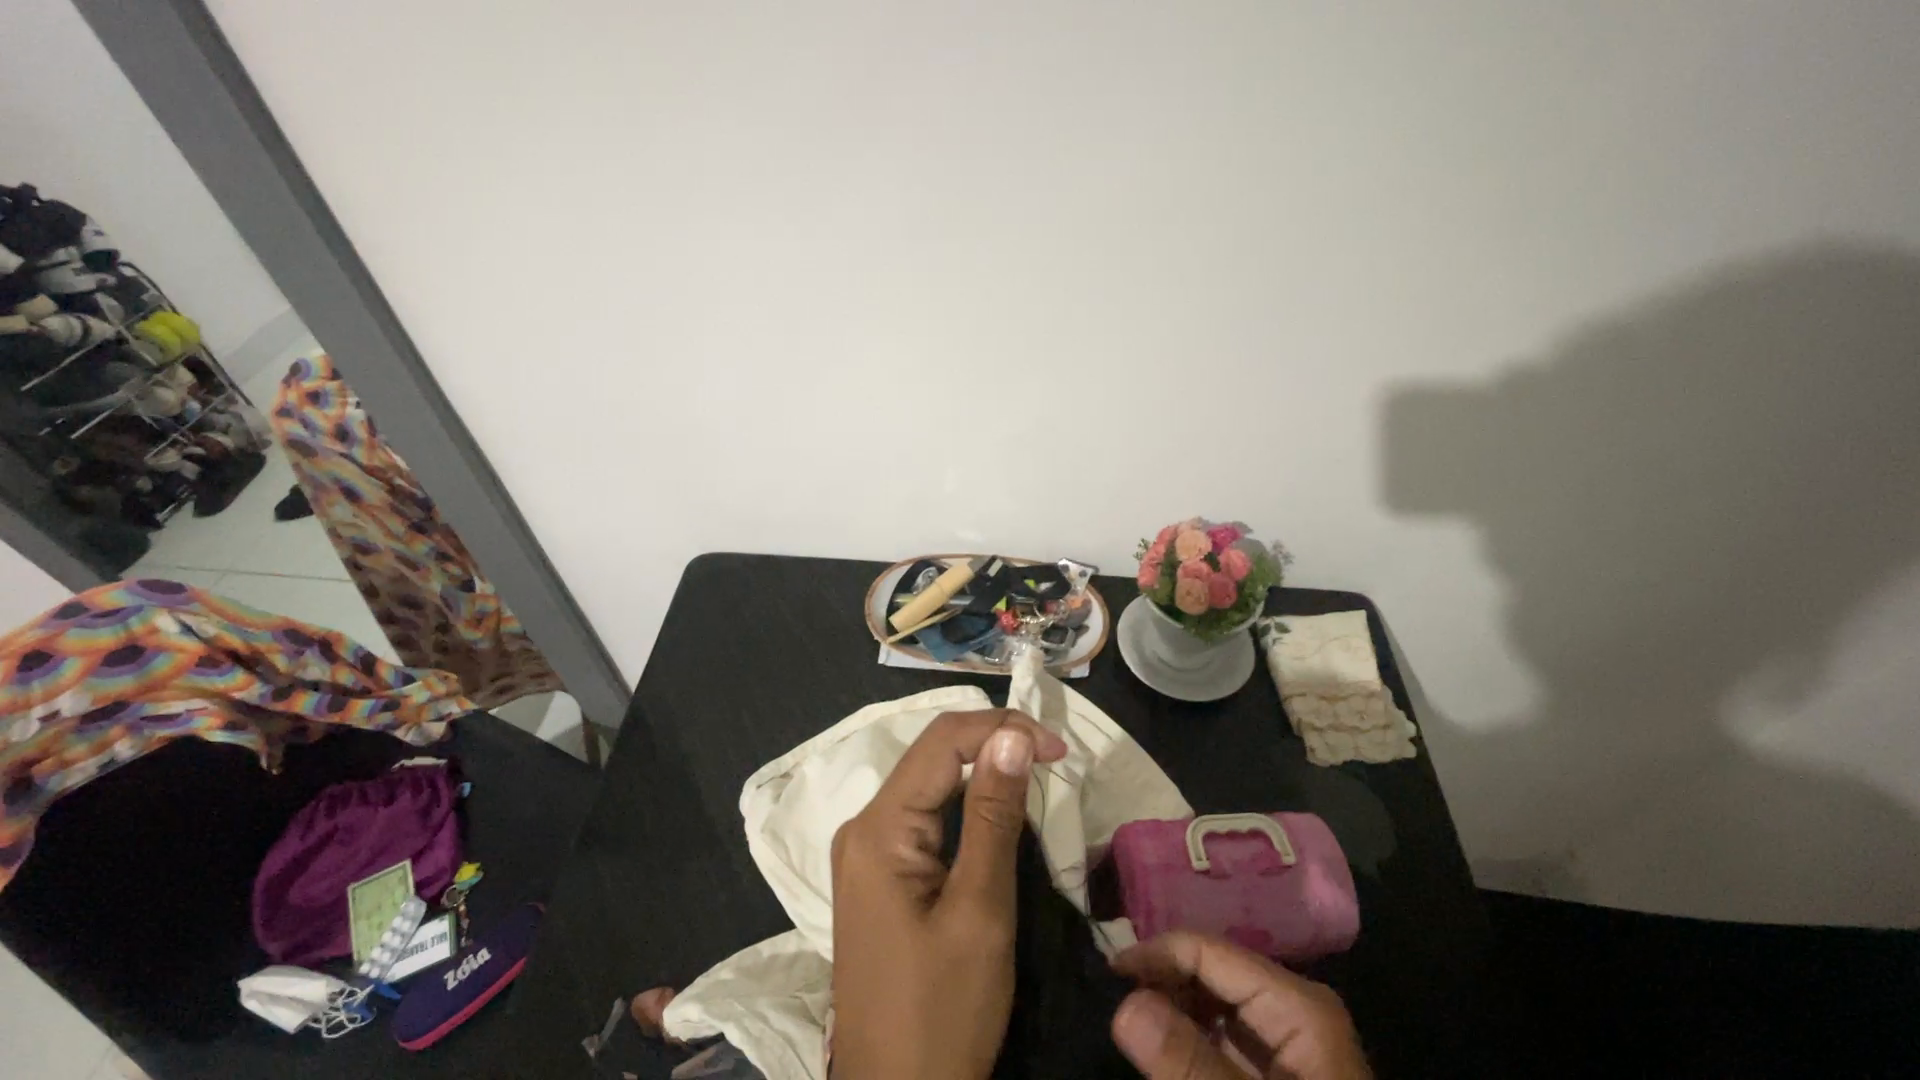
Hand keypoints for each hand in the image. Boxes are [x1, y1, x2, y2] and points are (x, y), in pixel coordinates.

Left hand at [829, 709, 1068, 1079]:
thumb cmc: (942, 1010)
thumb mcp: (979, 910)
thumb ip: (993, 817)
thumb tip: (1011, 736)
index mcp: (878, 829)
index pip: (941, 742)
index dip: (1002, 729)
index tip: (1061, 750)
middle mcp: (863, 828)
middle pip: (930, 757)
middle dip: (993, 744)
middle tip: (1056, 760)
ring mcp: (866, 855)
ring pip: (928, 785)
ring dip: (981, 772)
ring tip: (1038, 776)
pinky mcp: (879, 878)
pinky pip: (923, 820)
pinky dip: (964, 806)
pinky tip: (997, 812)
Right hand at [1111, 931, 1370, 1079]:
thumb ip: (1192, 1065)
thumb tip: (1124, 1005)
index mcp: (1296, 1003)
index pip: (1205, 950)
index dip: (1150, 958)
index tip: (1101, 986)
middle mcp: (1290, 1007)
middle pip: (1206, 972)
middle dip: (1157, 987)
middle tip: (1106, 1014)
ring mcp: (1283, 1040)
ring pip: (1209, 1004)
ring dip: (1167, 1015)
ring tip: (1125, 1036)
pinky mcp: (1274, 1071)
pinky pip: (1219, 1038)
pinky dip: (1186, 1043)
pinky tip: (1162, 1060)